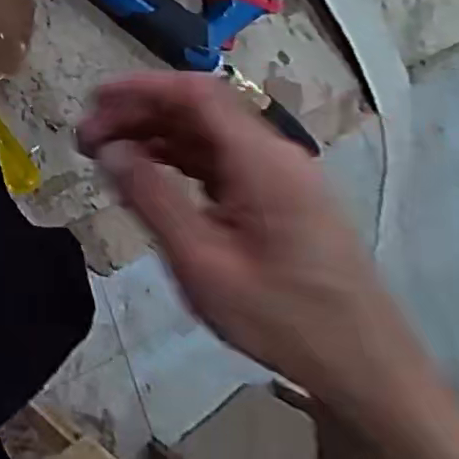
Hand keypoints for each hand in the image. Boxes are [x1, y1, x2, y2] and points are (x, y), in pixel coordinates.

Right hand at [78, 74, 458, 458]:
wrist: (369, 372)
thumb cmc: (283, 319)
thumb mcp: (204, 264)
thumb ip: (153, 199)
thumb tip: (110, 150)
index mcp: (262, 160)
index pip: (195, 93)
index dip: (141, 87)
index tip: (95, 99)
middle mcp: (273, 153)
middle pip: (199, 110)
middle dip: (139, 113)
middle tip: (89, 138)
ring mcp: (280, 173)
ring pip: (208, 134)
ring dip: (156, 135)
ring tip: (109, 154)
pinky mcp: (280, 195)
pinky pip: (222, 159)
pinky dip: (180, 157)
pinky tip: (151, 174)